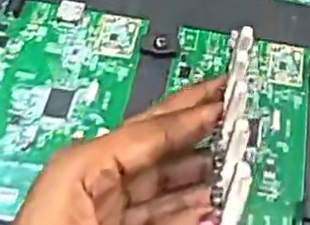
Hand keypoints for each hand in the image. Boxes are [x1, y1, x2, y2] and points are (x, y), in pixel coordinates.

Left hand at [15, 79, 223, 224]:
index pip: (151, 129)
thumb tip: (214, 211)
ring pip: (152, 182)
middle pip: (152, 145)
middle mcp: (83, 182)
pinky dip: (177, 211)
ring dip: (193, 176)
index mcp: (79, 169)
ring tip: (230, 165)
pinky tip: (206, 209)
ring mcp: (87, 212)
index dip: (195, 114)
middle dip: (195, 129)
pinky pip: (144, 214)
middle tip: (231, 105)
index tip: (227, 98)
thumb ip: (165, 218)